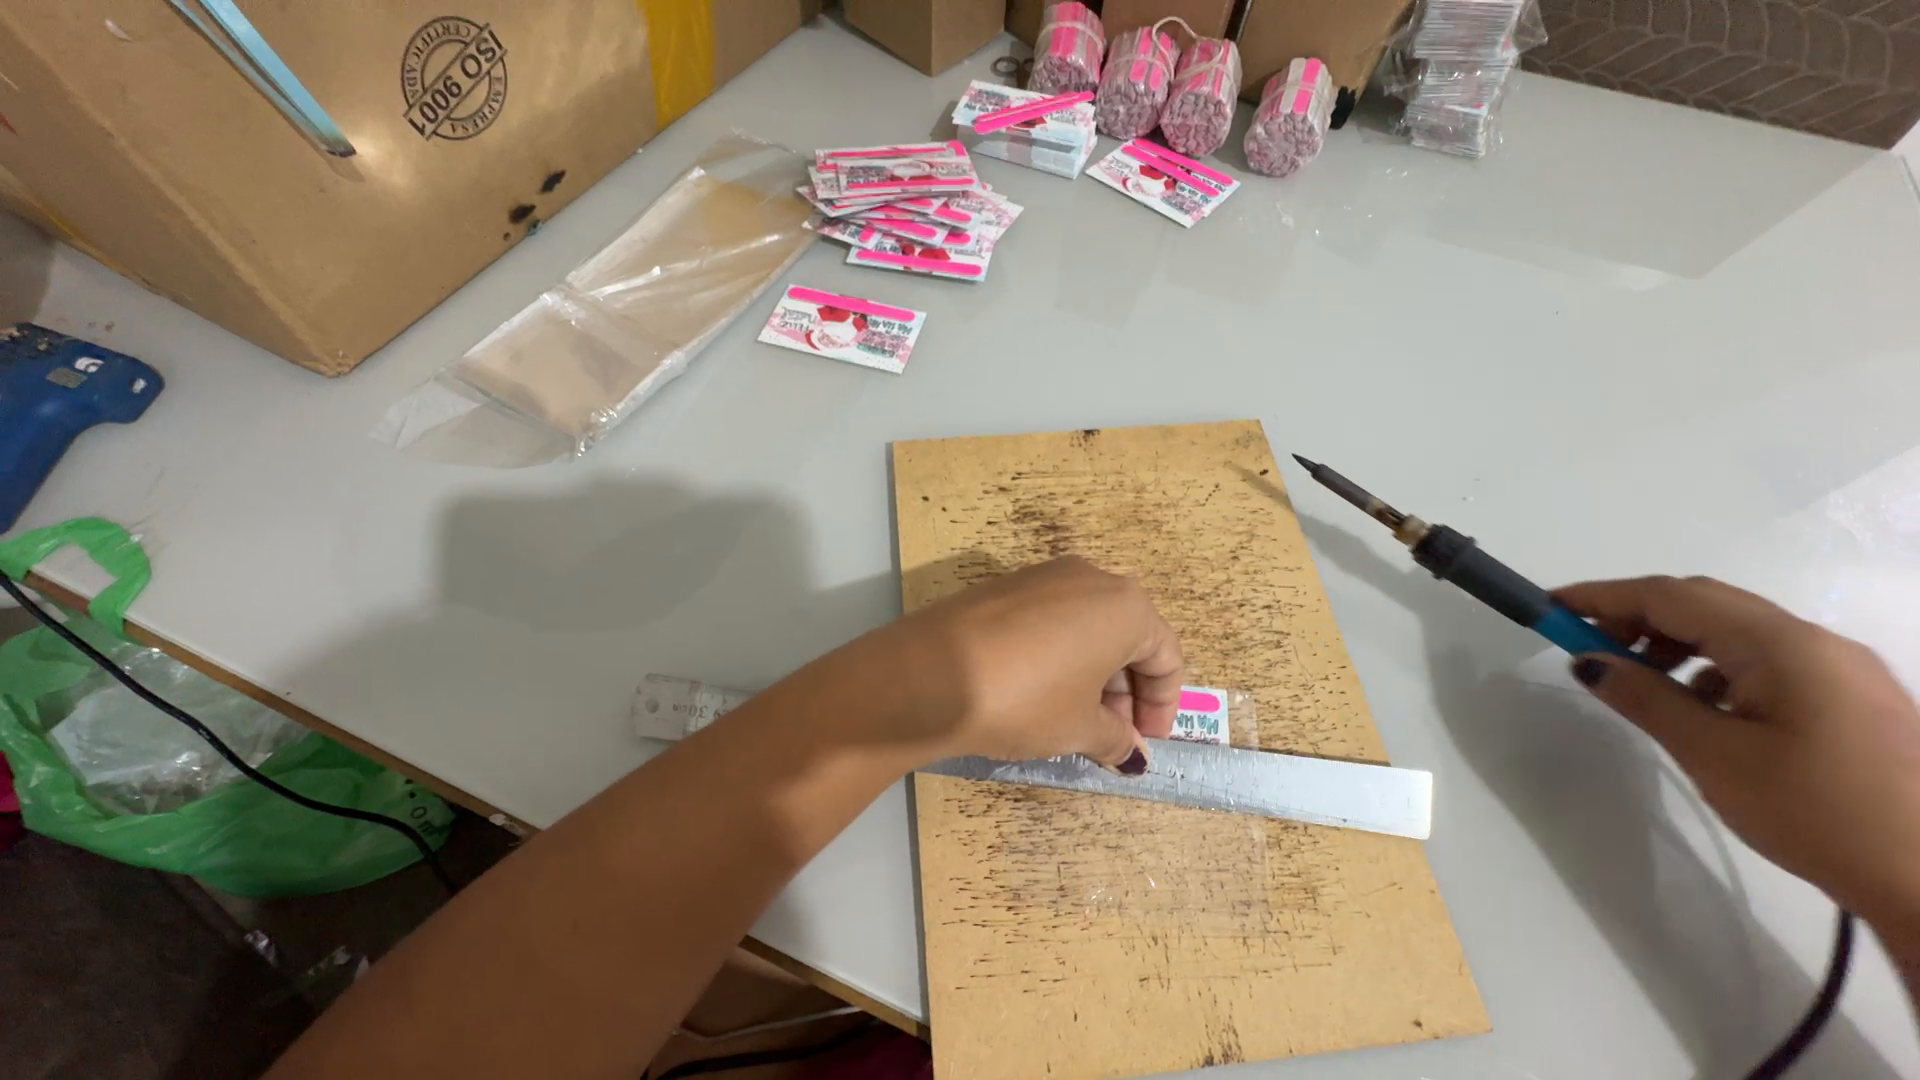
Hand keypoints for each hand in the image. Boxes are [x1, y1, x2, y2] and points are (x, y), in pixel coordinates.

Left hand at [868, 556, 1183, 773]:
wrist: (928, 675)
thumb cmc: (1025, 700)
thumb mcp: (1078, 728)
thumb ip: (1116, 739)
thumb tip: (1131, 752)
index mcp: (1125, 606)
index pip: (1166, 656)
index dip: (1162, 707)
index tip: (1145, 744)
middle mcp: (1090, 578)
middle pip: (1128, 638)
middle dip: (1126, 692)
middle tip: (1111, 739)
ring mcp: (1043, 577)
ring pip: (1088, 629)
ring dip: (1093, 676)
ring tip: (1075, 722)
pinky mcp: (1005, 587)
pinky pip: (1052, 622)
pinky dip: (1060, 657)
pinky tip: (1040, 694)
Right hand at [1555, 576, 1919, 928]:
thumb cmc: (1817, 812)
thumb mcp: (1713, 754)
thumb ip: (1645, 697)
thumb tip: (1589, 662)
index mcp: (1782, 645)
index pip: (1672, 597)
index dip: (1603, 596)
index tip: (1550, 608)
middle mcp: (1815, 641)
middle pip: (1704, 603)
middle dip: (1635, 615)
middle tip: (1586, 648)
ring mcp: (1840, 668)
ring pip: (1733, 630)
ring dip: (1673, 641)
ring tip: (1638, 683)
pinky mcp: (1850, 697)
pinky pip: (1763, 658)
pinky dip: (1711, 665)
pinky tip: (1699, 706)